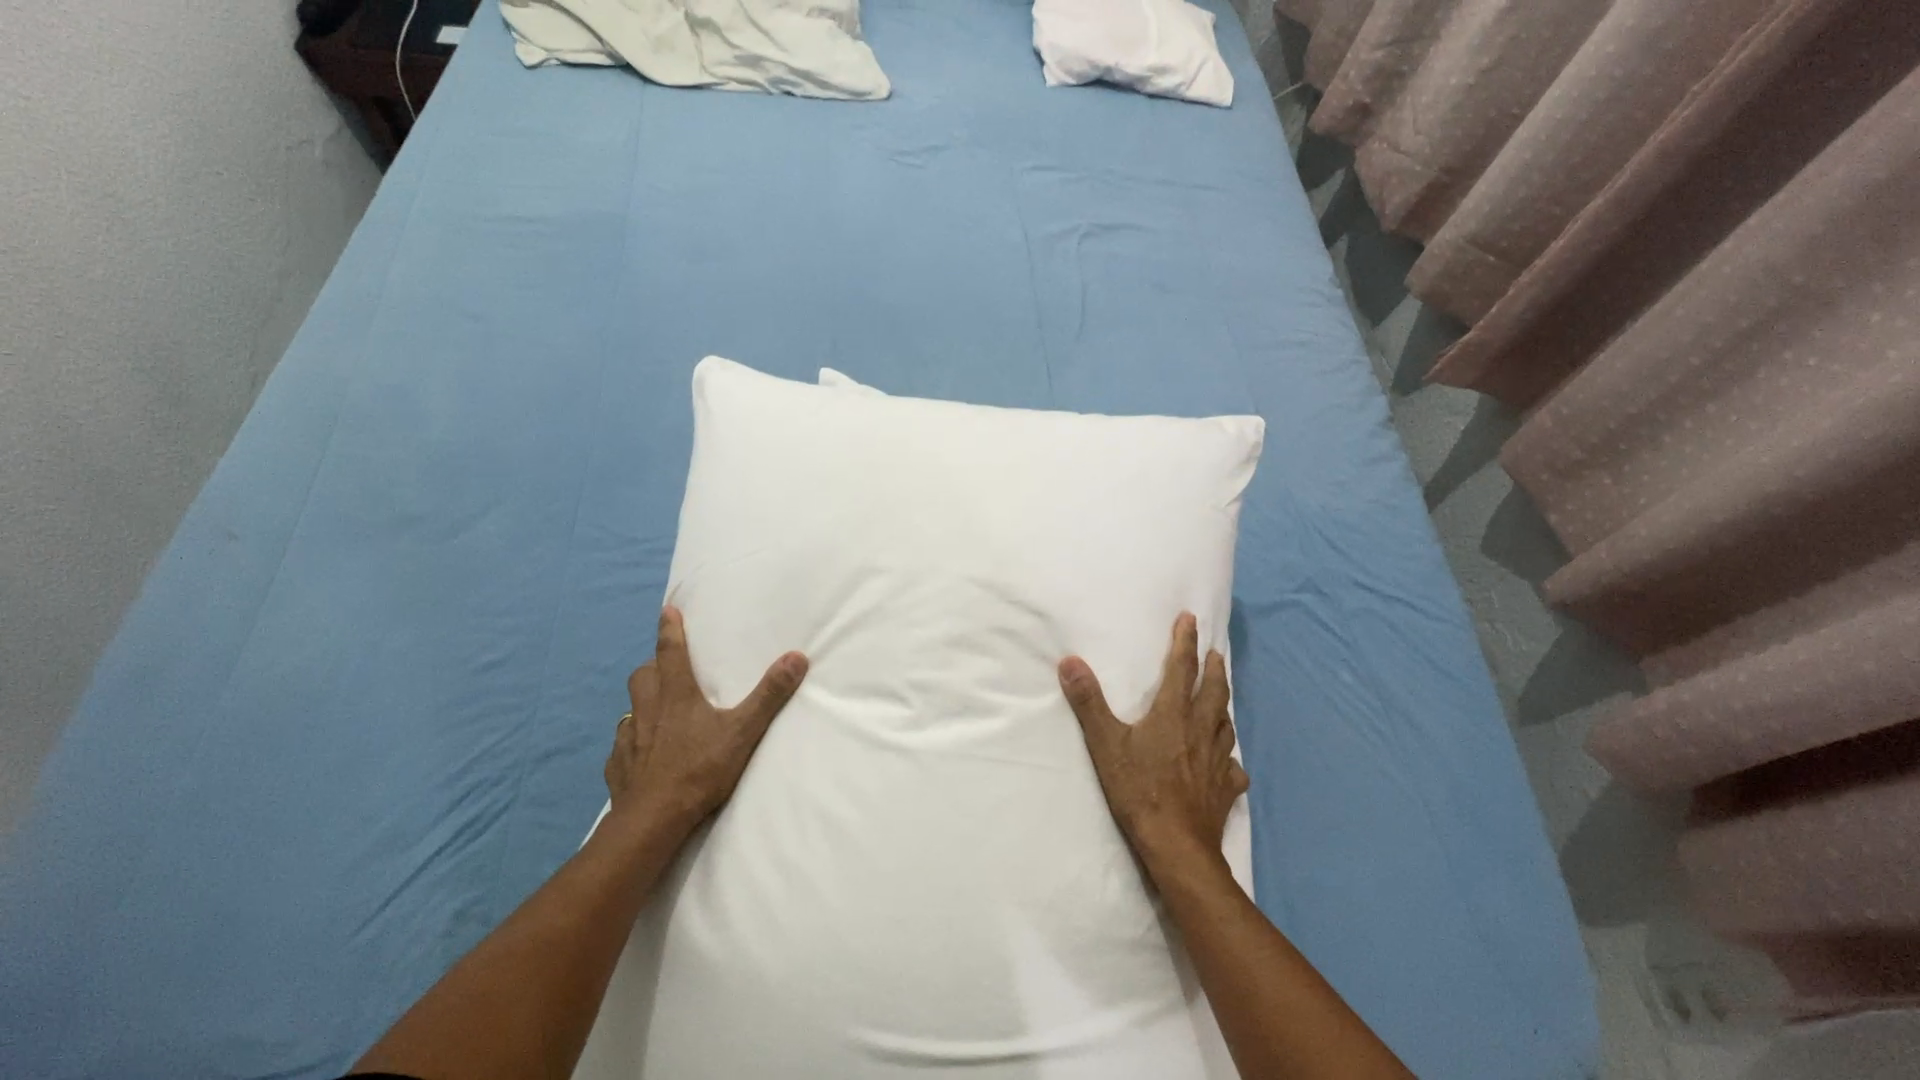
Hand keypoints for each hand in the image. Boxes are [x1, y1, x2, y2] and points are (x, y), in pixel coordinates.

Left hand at [604, 607, 807, 836]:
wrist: (654, 817)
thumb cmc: (700, 769)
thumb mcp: (742, 731)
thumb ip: (768, 695)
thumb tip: (796, 657)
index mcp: (676, 694)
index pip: (671, 651)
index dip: (670, 629)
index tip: (668, 611)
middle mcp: (648, 708)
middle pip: (643, 675)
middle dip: (653, 666)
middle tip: (666, 667)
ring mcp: (629, 737)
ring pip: (630, 707)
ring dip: (642, 700)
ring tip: (656, 708)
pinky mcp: (618, 765)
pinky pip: (621, 744)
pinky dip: (631, 741)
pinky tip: (640, 753)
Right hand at [1059, 613, 1247, 869]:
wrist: (1177, 845)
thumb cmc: (1139, 790)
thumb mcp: (1106, 745)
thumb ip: (1089, 703)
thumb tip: (1070, 662)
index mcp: (1173, 715)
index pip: (1182, 669)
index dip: (1184, 642)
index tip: (1189, 619)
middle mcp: (1201, 731)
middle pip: (1214, 692)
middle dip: (1214, 669)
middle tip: (1216, 654)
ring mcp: (1218, 761)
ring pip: (1226, 725)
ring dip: (1224, 707)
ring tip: (1222, 699)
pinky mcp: (1226, 788)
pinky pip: (1232, 768)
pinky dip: (1230, 760)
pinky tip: (1228, 765)